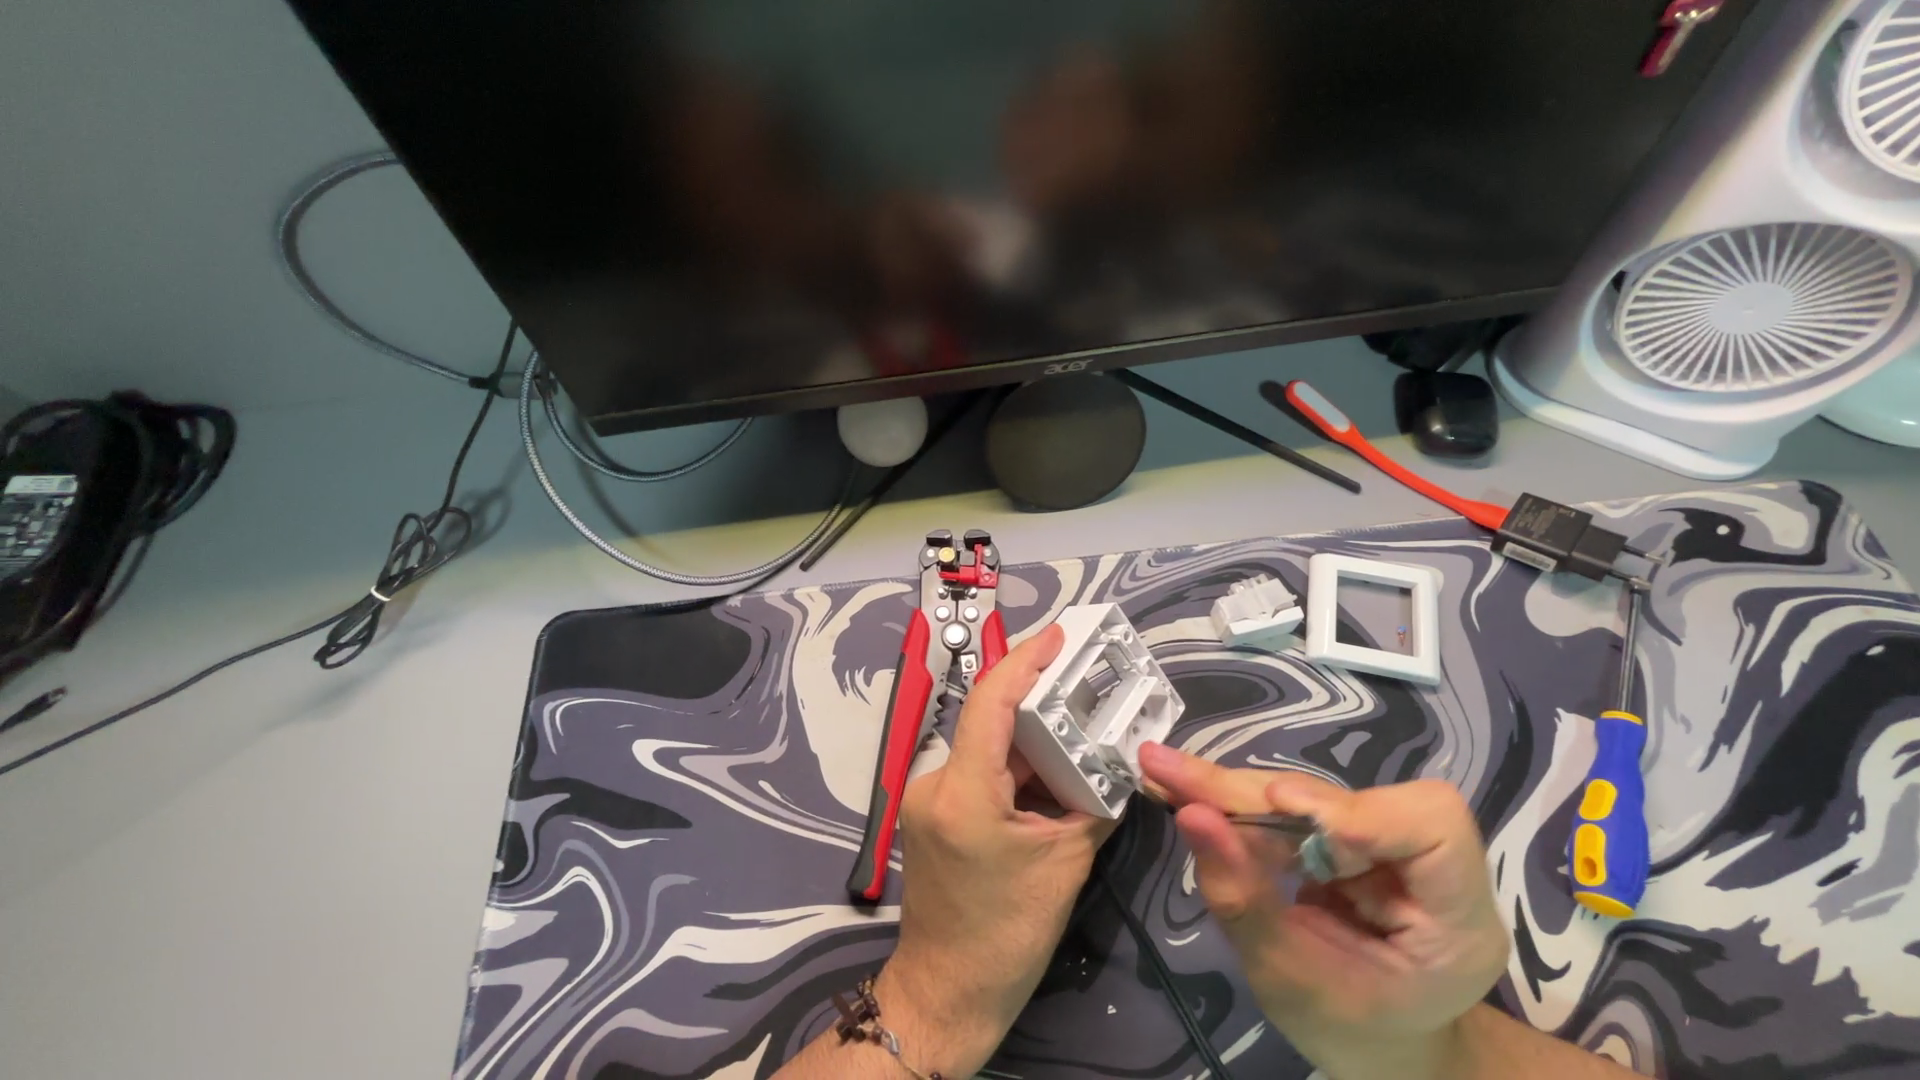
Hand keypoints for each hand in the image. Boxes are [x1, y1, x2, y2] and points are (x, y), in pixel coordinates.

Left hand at [876, 624, 1118, 1075]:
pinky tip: (1058, 769)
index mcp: (964, 791)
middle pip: (991, 720)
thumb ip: (1092, 804)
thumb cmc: (1008, 933)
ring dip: (1034, 737)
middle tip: (1087, 675)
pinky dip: (1019, 769)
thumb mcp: (1065, 863)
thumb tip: (1114, 767)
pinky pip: (982, 775)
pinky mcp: (936, 816)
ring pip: (988, 748)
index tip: (1062, 634)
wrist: (950, 991)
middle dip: (1041, 697)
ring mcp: (931, 799)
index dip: (1027, 661)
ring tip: (1083, 723)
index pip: (991, 702)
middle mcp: (936, 783)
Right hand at [1138, 744, 1508, 1079]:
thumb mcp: (1288, 981)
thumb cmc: (1346, 1031)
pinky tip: (1185, 791)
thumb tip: (1192, 816)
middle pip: (1347, 799)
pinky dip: (1234, 803)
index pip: (1433, 826)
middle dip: (1253, 795)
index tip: (1280, 811)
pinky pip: (1289, 808)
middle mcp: (1426, 865)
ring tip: (1163, 776)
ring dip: (1232, 792)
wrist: (1377, 1045)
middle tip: (1169, 771)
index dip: (1358, 810)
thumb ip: (1243, 900)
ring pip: (1307, 795)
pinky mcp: (1347, 836)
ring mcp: (1385, 846)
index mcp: (1453, 920)